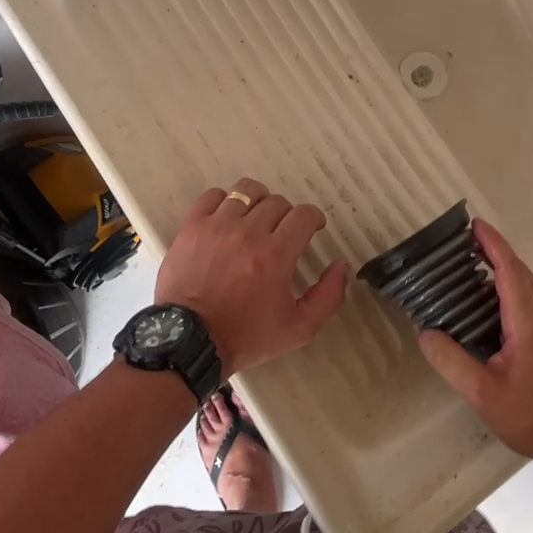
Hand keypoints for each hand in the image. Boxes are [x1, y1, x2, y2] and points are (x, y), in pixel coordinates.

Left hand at [154, 179, 349, 375]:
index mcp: (276, 254)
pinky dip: (224, 201)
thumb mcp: (299, 328)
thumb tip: (341, 266)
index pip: (304, 214)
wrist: (191, 342)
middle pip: (277, 202)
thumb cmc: (246, 336)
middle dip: (287, 215)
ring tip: (255, 218)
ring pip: (246, 191)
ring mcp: (217, 226)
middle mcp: (248, 232)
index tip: (312, 228)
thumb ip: (328, 297)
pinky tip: (227, 218)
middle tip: (282, 233)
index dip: (313, 218)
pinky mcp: (192, 227)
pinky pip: (213, 196)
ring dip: (258, 202)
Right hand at [418, 219, 532, 469]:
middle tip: (469, 241)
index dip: (493, 245)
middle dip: (498, 252)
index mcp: (529, 324)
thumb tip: (426, 333)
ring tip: (479, 269)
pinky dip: (517, 291)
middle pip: (523, 274)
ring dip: (508, 272)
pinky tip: (500, 308)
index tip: (475, 224)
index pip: (510, 271)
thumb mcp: (483, 395)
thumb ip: (452, 362)